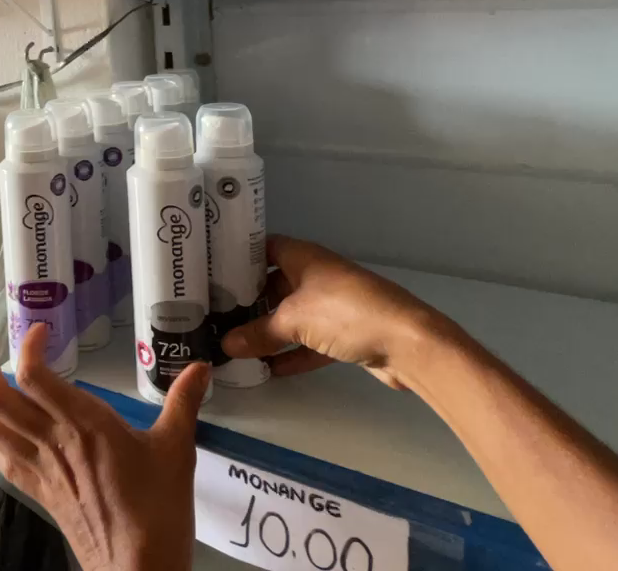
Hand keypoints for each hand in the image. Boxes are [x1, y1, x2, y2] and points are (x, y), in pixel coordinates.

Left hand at [0, 323, 209, 570]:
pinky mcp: (39, 492)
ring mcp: (41, 469)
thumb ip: (184, 402)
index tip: (40, 329)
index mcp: (83, 424)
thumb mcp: (176, 449)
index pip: (34, 376)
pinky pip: (1, 457)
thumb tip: (202, 365)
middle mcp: (53, 441)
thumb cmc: (158, 508)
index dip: (28, 347)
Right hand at [221, 236, 454, 389]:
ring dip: (268, 331)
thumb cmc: (344, 311)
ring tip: (235, 345)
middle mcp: (314, 274)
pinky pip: (308, 341)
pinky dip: (291, 353)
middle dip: (248, 300)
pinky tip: (268, 370)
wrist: (407, 343)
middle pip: (273, 284)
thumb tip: (224, 344)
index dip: (237, 257)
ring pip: (290, 315)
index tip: (210, 272)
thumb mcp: (293, 320)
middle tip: (215, 314)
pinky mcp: (344, 333)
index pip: (262, 248)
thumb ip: (258, 333)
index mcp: (301, 256)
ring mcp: (330, 304)